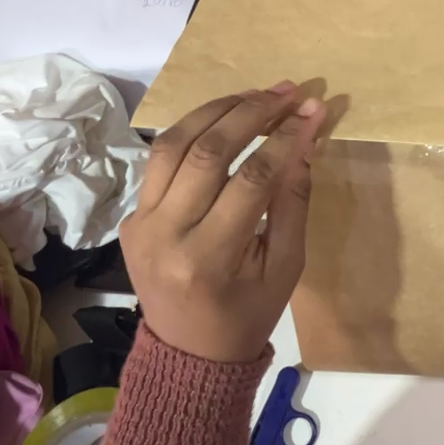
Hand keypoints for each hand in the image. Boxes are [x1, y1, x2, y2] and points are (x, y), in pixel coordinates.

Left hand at [121, 81, 325, 364]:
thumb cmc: (249, 312)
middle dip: (251, 113)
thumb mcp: (287, 266)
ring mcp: (140, 224)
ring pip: (172, 144)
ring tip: (255, 94)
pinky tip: (223, 118)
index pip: (251, 180)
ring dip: (216, 110)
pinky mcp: (131, 217)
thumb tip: (304, 142)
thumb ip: (293, 202)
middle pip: (207, 152)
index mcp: (211, 258)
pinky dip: (192, 131)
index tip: (312, 111)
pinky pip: (159, 160)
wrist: (189, 353)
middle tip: (287, 91)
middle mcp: (166, 235)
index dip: (285, 139)